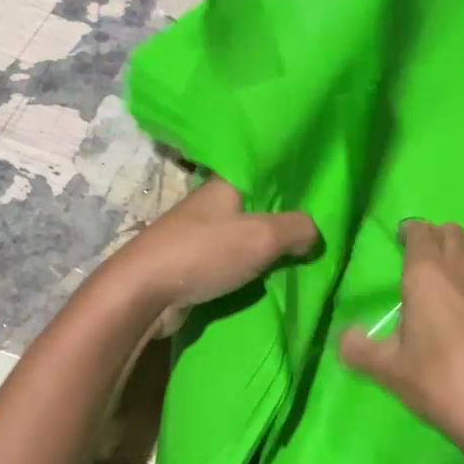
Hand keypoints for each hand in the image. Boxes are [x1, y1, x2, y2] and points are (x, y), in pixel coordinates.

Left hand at [102, 178, 317, 334]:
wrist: (143, 294)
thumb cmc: (204, 252)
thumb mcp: (263, 236)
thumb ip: (297, 229)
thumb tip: (315, 233)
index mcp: (225, 183)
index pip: (264, 169)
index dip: (290, 176)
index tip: (319, 186)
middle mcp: (211, 203)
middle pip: (257, 205)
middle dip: (283, 216)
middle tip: (319, 228)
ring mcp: (198, 234)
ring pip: (243, 235)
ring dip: (266, 247)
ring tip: (302, 256)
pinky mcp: (191, 264)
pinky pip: (230, 261)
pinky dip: (249, 269)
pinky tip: (271, 278)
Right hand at [339, 221, 463, 463]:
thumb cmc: (440, 381)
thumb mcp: (389, 370)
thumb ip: (359, 349)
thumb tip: (343, 338)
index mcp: (427, 273)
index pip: (420, 231)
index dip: (409, 231)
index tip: (399, 242)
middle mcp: (461, 269)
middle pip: (451, 232)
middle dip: (435, 237)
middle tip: (420, 259)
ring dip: (461, 253)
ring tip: (447, 278)